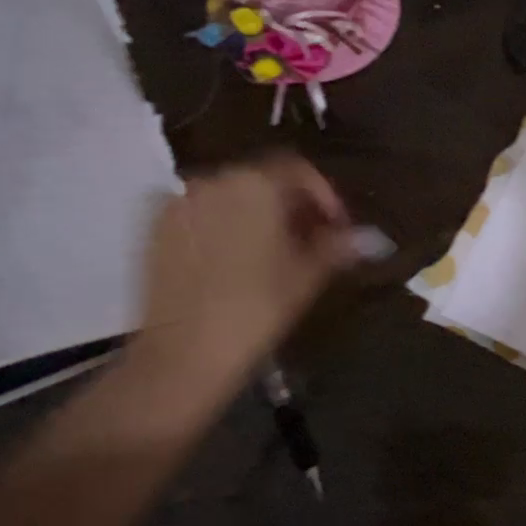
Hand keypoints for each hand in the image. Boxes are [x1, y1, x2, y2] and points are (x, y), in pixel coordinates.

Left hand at [139, 153, 354, 368]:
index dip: (323, 195)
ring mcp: (179, 202)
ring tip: (271, 253)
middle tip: (308, 240)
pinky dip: (220, 225)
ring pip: (229, 196)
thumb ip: (338, 245)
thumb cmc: (256, 310)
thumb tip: (371, 237)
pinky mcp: (154, 228)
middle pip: (262, 179)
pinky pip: (198, 213)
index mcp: (257, 182)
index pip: (299, 170)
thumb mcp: (307, 276)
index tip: (337, 226)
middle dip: (289, 205)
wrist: (181, 355)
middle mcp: (214, 179)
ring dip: (255, 214)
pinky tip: (232, 260)